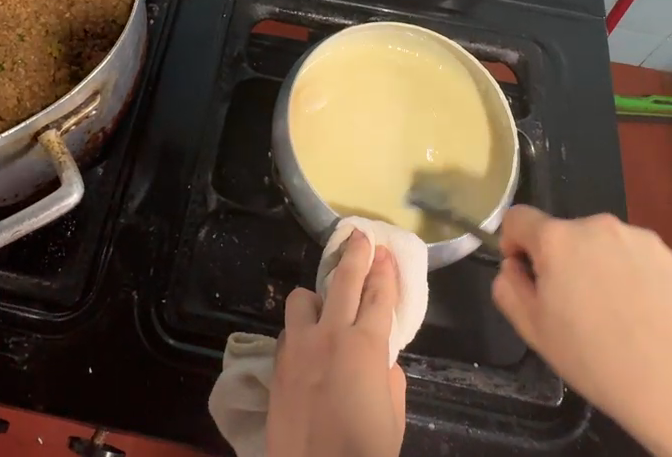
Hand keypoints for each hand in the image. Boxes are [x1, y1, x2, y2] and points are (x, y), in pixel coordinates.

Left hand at [266, 232, 407, 456]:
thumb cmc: (365, 449)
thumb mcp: (392, 415)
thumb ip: (388, 378)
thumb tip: (381, 360)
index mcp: (366, 346)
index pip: (379, 295)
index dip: (384, 271)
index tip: (385, 252)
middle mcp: (331, 334)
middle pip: (344, 280)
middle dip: (356, 254)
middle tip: (361, 236)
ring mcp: (299, 345)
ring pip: (303, 298)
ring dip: (318, 297)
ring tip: (325, 306)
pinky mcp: (278, 361)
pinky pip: (289, 331)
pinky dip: (300, 330)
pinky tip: (307, 344)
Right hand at [491, 207, 671, 456]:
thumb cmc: (598, 361)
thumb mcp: (534, 332)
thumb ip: (508, 288)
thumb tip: (515, 267)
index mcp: (557, 239)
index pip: (518, 218)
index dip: (514, 245)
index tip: (527, 278)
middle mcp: (597, 225)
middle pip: (563, 234)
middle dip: (561, 262)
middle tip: (575, 309)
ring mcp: (640, 238)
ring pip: (603, 246)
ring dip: (598, 268)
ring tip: (617, 317)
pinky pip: (638, 260)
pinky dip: (633, 278)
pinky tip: (647, 318)